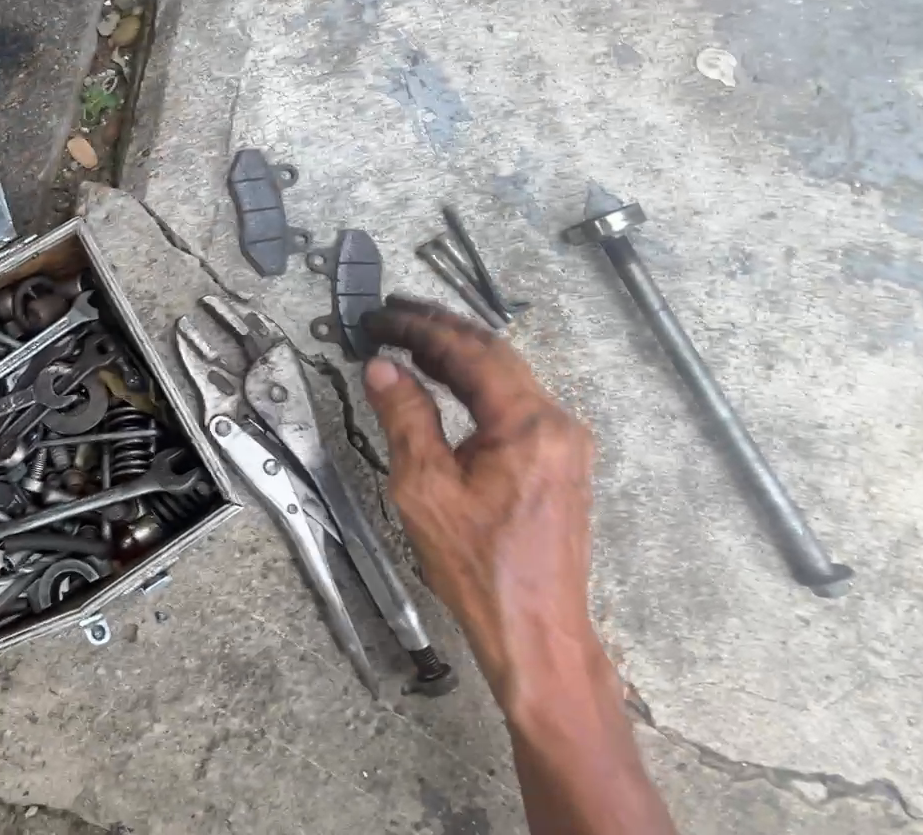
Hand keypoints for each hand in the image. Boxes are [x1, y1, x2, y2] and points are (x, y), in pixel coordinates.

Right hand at [361, 296, 600, 705]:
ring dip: (455, 355)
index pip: (471, 352)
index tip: (381, 317)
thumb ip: (405, 418)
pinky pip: (511, 403)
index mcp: (529, 425)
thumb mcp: (425, 486)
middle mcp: (556, 425)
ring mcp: (562, 444)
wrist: (533, 626)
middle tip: (391, 316)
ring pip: (505, 378)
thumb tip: (383, 369)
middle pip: (495, 356)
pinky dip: (471, 384)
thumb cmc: (476, 562)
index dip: (421, 327)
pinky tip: (441, 383)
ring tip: (406, 341)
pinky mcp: (556, 462)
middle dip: (440, 330)